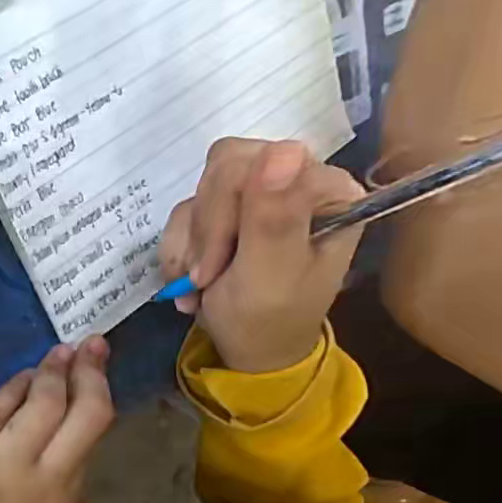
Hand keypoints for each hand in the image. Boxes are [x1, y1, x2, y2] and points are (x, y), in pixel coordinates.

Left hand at [0, 338, 113, 502]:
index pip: (89, 438)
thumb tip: (50, 465)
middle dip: (86, 372)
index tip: (96, 372)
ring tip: (56, 356)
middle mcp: (38, 482)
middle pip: (77, 411)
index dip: (95, 398)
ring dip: (48, 374)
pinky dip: (5, 394)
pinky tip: (14, 382)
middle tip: (89, 345)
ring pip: (35, 405)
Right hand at [158, 139, 365, 372]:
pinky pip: (184, 215)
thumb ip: (274, 216)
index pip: (249, 163)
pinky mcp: (227, 214)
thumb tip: (282, 150)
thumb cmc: (267, 321)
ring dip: (188, 247)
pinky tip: (190, 281)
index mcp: (322, 189)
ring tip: (199, 286)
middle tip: (203, 277)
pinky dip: (179, 252)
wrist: (250, 352)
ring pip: (197, 196)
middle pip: (220, 172)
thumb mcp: (270, 275)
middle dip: (203, 231)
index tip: (211, 266)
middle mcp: (293, 182)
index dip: (217, 214)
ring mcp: (257, 197)